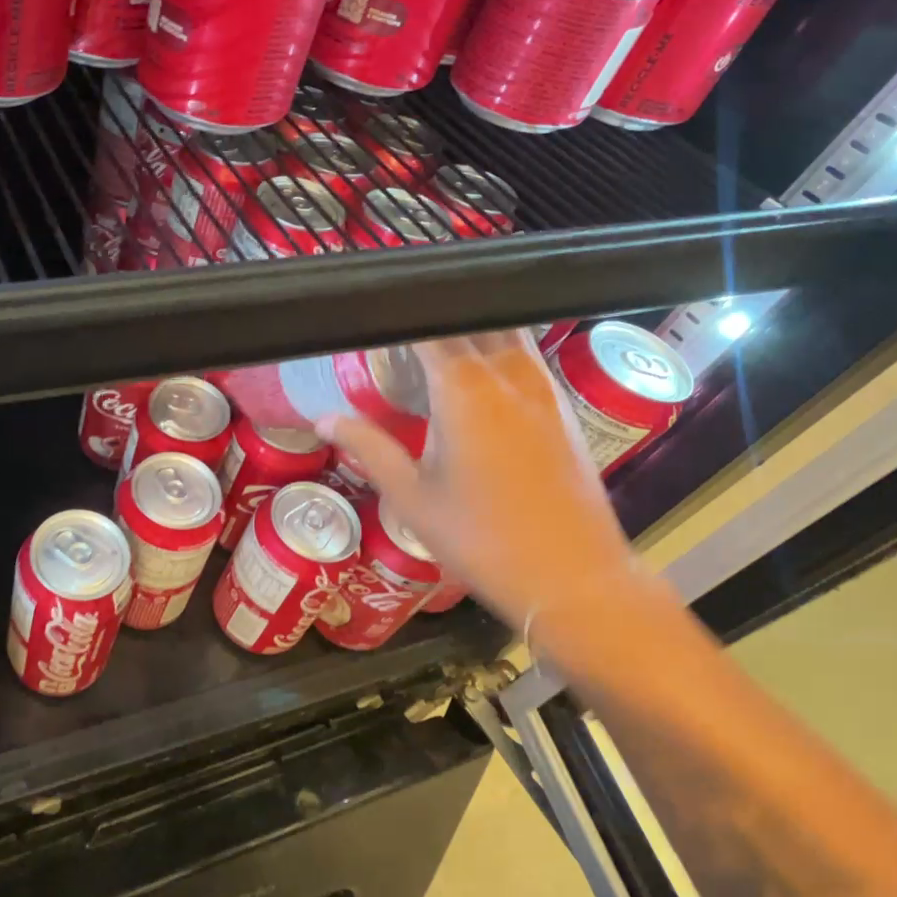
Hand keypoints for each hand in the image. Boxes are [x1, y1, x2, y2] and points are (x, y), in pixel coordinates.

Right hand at [317, 331, 638, 628]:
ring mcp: (544, 389)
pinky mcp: (563, 410)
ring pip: (505, 333)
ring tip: (433, 350)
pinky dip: (496, 352)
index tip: (371, 320)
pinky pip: (526, 358)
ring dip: (469, 332)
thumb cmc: (481, 540)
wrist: (573, 578)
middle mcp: (508, 374)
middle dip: (433, 318)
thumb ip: (368, 448)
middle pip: (470, 320)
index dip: (398, 318)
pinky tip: (474, 383)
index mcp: (465, 388)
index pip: (428, 327)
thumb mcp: (412, 497)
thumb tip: (324, 418)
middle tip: (398, 335)